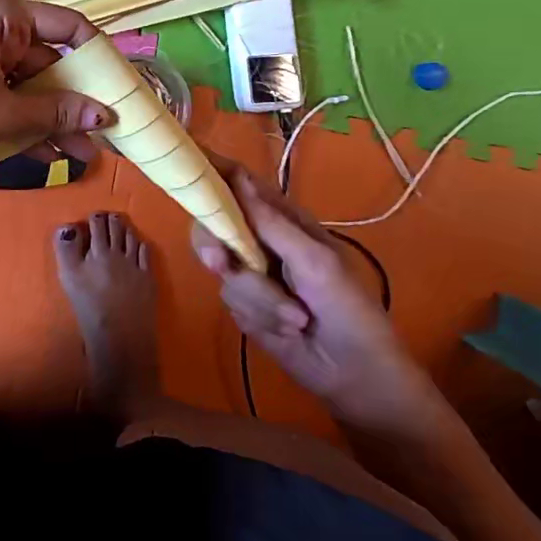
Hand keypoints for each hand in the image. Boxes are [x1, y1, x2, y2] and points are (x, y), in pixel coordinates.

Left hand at [0, 0, 113, 183]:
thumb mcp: (3, 115)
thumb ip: (56, 112)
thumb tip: (106, 115)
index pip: (66, 25)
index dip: (97, 56)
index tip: (121, 88)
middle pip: (48, 60)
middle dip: (74, 101)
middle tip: (104, 135)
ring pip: (28, 86)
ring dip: (53, 120)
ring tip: (83, 157)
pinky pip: (5, 98)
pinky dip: (24, 124)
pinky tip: (49, 156)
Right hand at [192, 155, 444, 433]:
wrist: (357, 375)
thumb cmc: (350, 309)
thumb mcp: (315, 261)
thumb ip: (271, 222)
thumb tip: (237, 178)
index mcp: (281, 218)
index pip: (238, 183)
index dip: (210, 170)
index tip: (183, 165)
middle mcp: (259, 240)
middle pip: (212, 226)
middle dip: (217, 248)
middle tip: (221, 265)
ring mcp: (249, 274)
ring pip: (223, 272)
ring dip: (259, 300)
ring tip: (296, 319)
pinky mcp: (244, 305)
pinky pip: (229, 301)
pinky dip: (258, 318)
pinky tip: (286, 330)